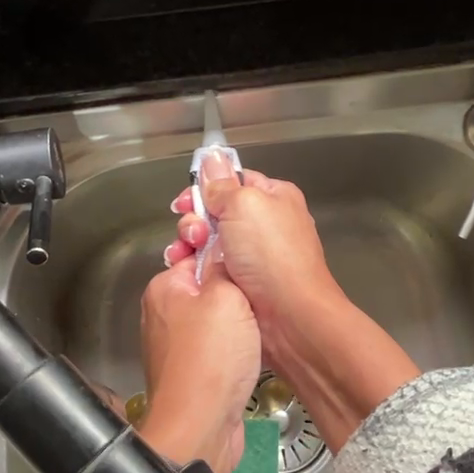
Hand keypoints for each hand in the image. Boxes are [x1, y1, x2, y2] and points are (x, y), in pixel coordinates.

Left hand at [139, 249, 259, 472]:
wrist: (200, 427)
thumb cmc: (212, 359)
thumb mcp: (226, 298)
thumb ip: (224, 269)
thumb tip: (222, 254)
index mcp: (164, 289)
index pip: (199, 256)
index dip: (228, 261)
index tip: (252, 270)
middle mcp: (162, 315)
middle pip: (207, 291)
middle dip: (235, 297)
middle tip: (258, 304)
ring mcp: (173, 348)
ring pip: (214, 323)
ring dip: (237, 328)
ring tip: (256, 332)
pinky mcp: (188, 375)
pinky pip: (215, 351)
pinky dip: (232, 354)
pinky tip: (248, 359)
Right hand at [163, 154, 344, 333]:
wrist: (290, 315)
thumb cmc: (271, 253)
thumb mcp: (244, 204)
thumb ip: (222, 183)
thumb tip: (211, 157)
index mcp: (273, 197)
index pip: (232, 181)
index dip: (206, 188)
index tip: (184, 202)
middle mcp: (264, 224)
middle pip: (215, 212)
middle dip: (195, 220)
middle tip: (193, 234)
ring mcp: (252, 256)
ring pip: (208, 241)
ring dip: (189, 244)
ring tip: (183, 255)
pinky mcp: (241, 283)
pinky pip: (210, 268)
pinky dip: (194, 267)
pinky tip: (184, 271)